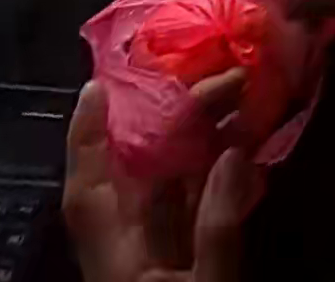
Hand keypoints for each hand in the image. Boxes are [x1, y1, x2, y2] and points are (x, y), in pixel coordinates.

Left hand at [62, 75, 262, 281]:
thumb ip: (217, 230)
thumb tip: (234, 156)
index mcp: (116, 258)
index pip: (88, 191)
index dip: (87, 138)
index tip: (96, 87)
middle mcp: (131, 242)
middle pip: (144, 164)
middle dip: (181, 113)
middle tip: (226, 77)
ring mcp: (160, 246)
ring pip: (175, 172)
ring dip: (207, 130)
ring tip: (241, 92)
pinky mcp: (188, 252)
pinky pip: (199, 192)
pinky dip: (220, 161)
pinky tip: (247, 136)